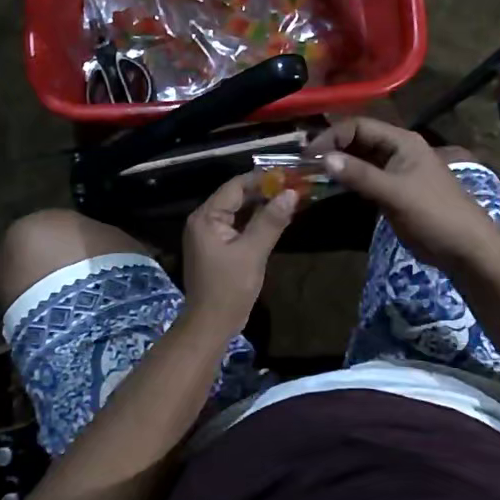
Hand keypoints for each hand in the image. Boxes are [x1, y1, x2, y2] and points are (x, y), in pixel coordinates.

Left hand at [180, 172, 297, 335]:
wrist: (212, 324)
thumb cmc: (229, 288)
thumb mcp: (253, 252)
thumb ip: (270, 221)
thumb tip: (291, 193)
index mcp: (206, 217)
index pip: (235, 186)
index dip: (263, 179)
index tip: (290, 175)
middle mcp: (204, 220)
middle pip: (237, 196)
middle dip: (265, 191)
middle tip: (295, 186)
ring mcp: (210, 234)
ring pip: (239, 211)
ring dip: (263, 206)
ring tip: (291, 199)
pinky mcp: (218, 246)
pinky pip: (238, 225)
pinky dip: (257, 221)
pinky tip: (278, 219)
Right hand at [307, 118, 499, 271]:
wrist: (464, 247)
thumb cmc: (434, 213)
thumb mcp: (395, 192)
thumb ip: (360, 175)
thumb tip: (324, 159)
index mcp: (402, 141)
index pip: (359, 126)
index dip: (333, 137)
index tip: (308, 156)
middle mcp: (397, 151)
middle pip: (358, 141)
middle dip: (332, 150)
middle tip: (304, 166)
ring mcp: (395, 172)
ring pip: (360, 161)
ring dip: (338, 166)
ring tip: (311, 176)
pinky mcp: (393, 193)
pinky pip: (365, 180)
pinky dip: (348, 182)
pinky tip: (330, 189)